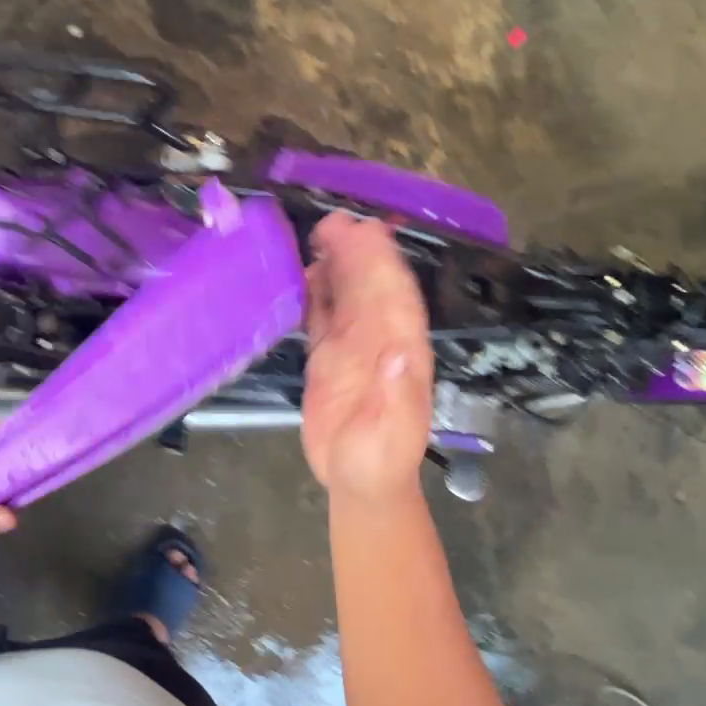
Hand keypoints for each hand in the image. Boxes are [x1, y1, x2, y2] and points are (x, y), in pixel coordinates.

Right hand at [302, 213, 435, 505]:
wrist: (360, 483)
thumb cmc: (379, 462)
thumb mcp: (392, 435)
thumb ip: (397, 394)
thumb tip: (397, 350)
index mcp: (400, 352)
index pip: (394, 299)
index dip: (382, 264)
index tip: (365, 234)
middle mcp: (378, 341)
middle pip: (368, 288)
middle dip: (355, 253)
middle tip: (332, 222)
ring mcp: (353, 348)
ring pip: (346, 295)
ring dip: (336, 265)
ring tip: (317, 235)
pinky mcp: (329, 358)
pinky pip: (323, 317)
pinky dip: (315, 294)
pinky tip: (305, 273)